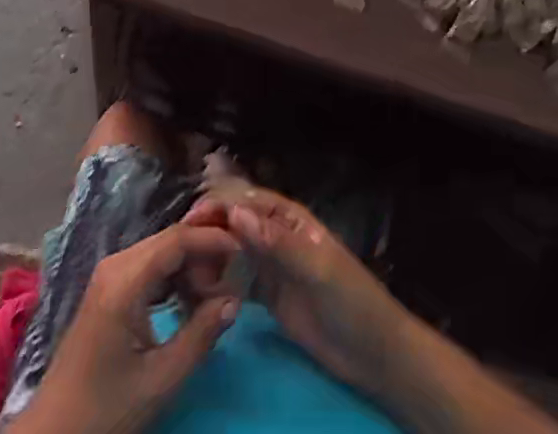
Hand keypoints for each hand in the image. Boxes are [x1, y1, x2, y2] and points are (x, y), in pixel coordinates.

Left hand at [10, 224, 242, 433]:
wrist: (59, 425)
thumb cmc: (110, 404)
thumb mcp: (164, 376)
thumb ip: (201, 334)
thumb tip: (234, 299)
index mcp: (123, 281)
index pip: (174, 240)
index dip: (211, 239)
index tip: (244, 250)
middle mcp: (114, 266)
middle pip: (167, 241)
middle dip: (204, 253)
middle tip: (234, 280)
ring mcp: (109, 276)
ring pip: (159, 253)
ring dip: (190, 266)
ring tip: (217, 293)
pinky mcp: (109, 290)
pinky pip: (148, 268)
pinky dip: (173, 277)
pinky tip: (192, 300)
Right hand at [184, 185, 408, 399]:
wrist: (376, 356)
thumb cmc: (353, 302)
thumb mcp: (318, 270)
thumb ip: (277, 243)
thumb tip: (235, 213)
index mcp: (288, 219)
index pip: (245, 200)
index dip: (216, 206)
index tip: (189, 222)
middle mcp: (273, 235)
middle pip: (232, 222)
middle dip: (206, 229)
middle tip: (181, 249)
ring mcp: (268, 264)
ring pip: (228, 248)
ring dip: (208, 254)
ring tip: (187, 271)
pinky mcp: (265, 293)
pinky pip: (233, 278)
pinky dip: (216, 280)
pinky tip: (199, 291)